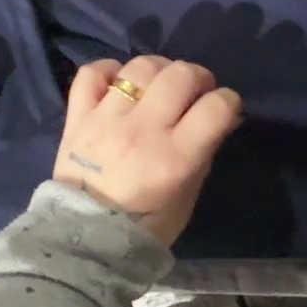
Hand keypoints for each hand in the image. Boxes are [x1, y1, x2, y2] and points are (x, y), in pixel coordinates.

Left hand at [52, 56, 242, 245]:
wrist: (83, 238)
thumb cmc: (145, 224)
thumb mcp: (188, 196)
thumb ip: (204, 152)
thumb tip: (221, 119)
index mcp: (174, 157)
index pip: (216, 107)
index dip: (228, 102)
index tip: (225, 109)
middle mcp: (142, 130)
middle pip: (180, 75)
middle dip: (198, 77)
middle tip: (196, 92)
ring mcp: (106, 119)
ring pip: (140, 67)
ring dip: (159, 70)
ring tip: (160, 85)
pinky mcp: (77, 117)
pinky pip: (92, 73)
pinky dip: (109, 71)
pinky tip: (120, 84)